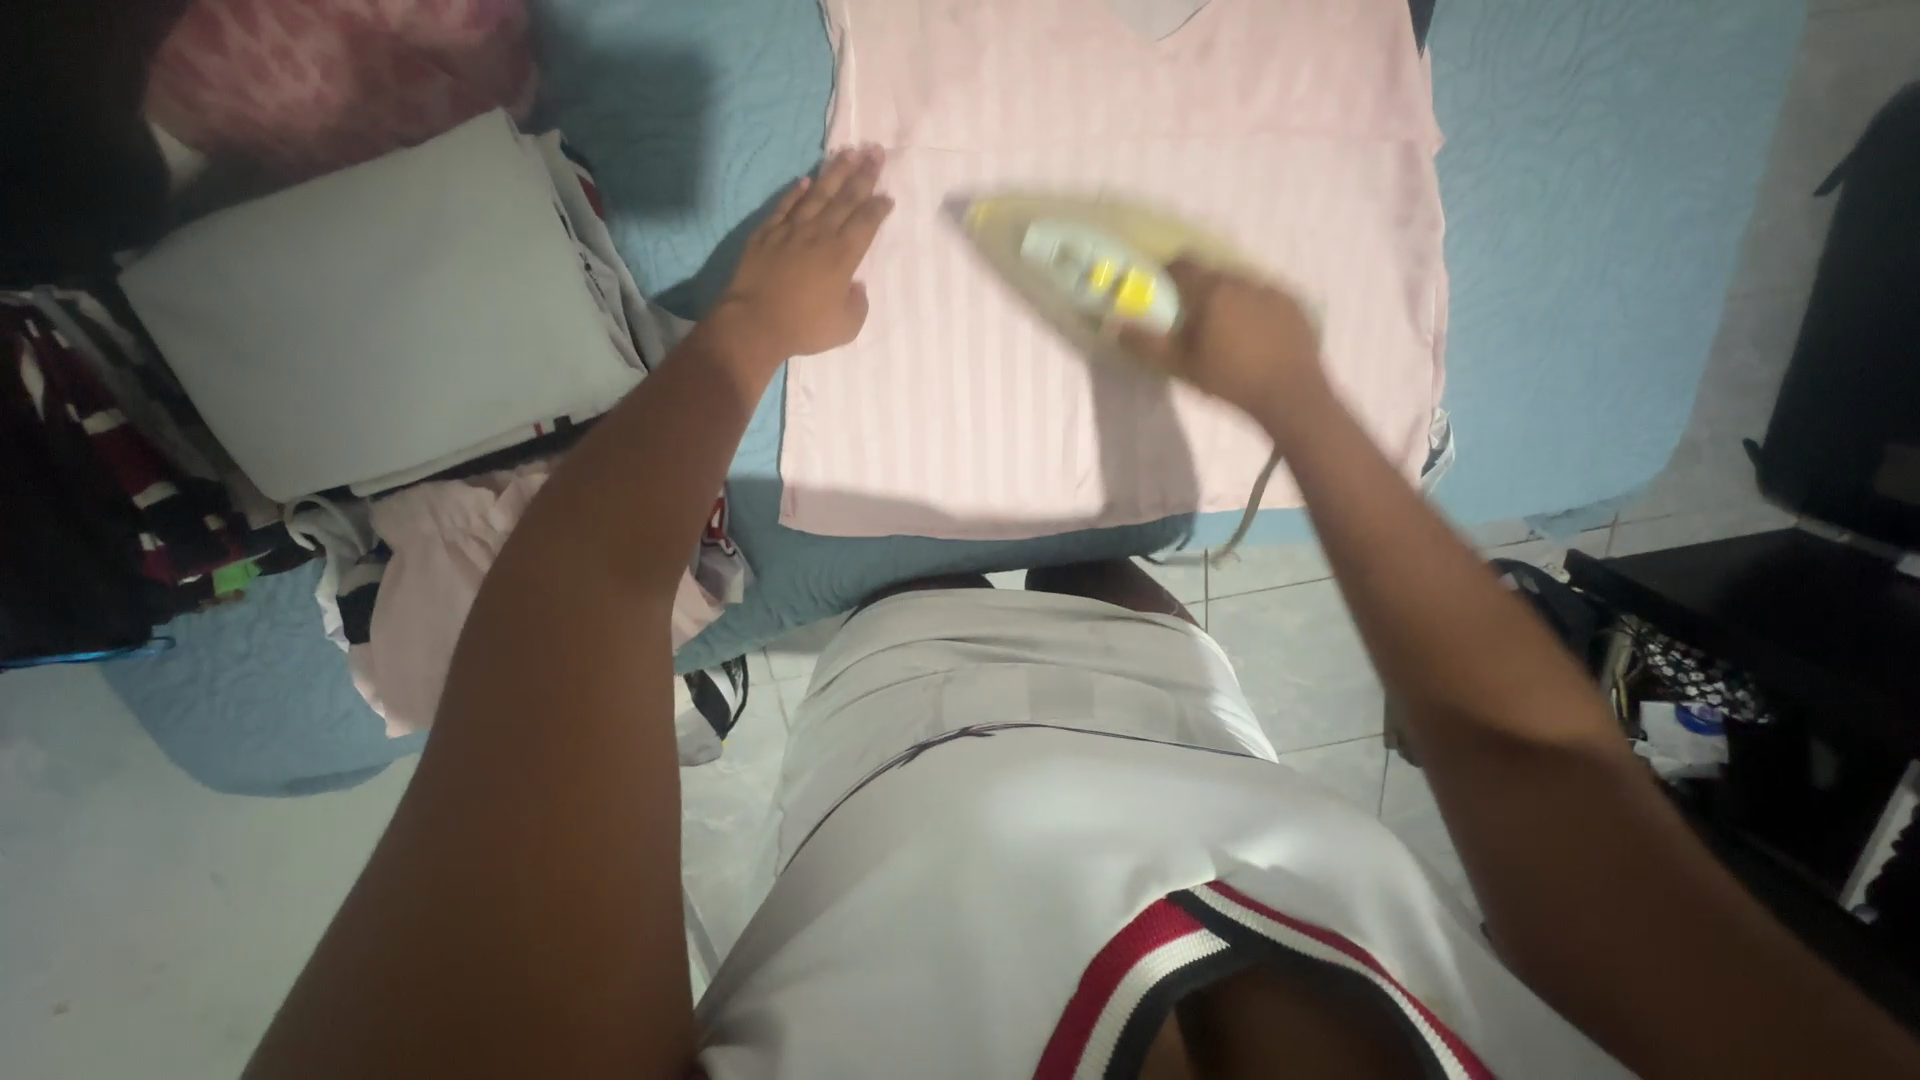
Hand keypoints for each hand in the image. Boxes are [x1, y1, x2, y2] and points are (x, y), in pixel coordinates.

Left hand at [712, 145, 893, 360]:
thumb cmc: (804, 328)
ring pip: (817, 193)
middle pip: (845, 198)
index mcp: (843, 255)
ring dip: (834, 172)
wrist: (754, 323)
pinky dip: (797, 191)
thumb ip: (858, 304)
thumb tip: (855, 285)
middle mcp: (820, 234)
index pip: (866, 222)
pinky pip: (785, 205)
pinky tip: (806, 180)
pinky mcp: (767, 233)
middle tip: (875, 151)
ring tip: (848, 152)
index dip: (879, 207)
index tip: (887, 194)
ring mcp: (791, 230)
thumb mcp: (846, 327)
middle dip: (863, 174)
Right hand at [1117, 258, 1329, 428]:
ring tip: (1227, 333)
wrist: (1291, 395)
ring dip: (1228, 300)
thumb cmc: (1230, 380)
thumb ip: (1146, 343)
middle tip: (1193, 322)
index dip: (1168, 273)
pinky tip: (1256, 339)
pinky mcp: (1294, 303)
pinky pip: (1266, 297)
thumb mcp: (1180, 366)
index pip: (1182, 263)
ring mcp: (1273, 289)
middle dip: (1199, 291)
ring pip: (1240, 284)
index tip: (1163, 294)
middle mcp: (1243, 279)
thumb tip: (1115, 325)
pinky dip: (1255, 310)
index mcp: (1211, 291)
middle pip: (1212, 274)